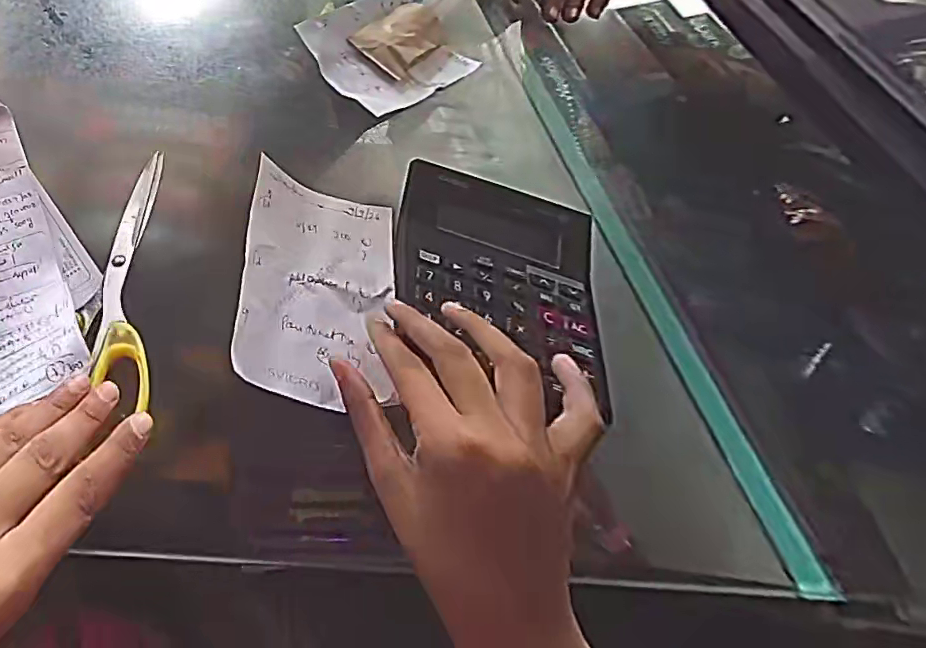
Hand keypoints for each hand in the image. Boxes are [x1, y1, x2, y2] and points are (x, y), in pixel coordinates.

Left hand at [0, 375, 152, 647]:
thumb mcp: (14, 596)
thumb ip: (49, 531)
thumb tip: (85, 461)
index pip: (74, 501)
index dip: (113, 456)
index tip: (139, 425)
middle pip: (43, 459)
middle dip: (85, 418)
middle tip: (110, 392)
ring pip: (8, 437)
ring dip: (51, 406)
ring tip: (79, 385)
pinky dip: (8, 418)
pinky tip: (32, 405)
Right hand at [331, 301, 604, 647]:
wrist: (509, 616)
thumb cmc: (444, 559)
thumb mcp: (392, 488)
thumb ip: (366, 419)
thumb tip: (343, 370)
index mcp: (450, 446)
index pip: (412, 370)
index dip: (389, 341)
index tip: (377, 326)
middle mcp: (497, 437)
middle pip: (456, 356)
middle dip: (422, 324)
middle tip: (401, 310)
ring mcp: (536, 447)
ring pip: (515, 365)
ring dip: (484, 329)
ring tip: (457, 312)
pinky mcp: (565, 463)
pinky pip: (582, 415)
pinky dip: (575, 383)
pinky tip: (560, 360)